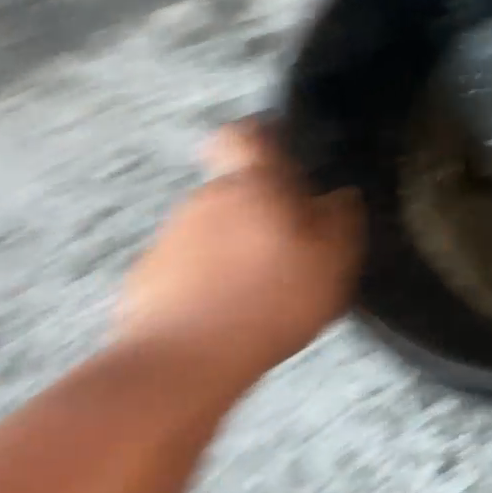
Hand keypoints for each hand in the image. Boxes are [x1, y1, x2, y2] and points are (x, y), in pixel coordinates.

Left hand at [116, 119, 363, 380]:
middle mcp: (205, 200)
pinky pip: (197, 261)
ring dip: (246, 244)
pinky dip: (220, 274)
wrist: (185, 359)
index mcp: (252, 187)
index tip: (287, 148)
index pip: (245, 135)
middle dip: (268, 207)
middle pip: (238, 187)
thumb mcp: (335, 260)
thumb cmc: (275, 298)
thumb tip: (340, 196)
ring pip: (219, 226)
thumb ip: (341, 220)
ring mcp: (171, 237)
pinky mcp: (151, 274)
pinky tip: (244, 307)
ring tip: (277, 283)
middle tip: (305, 241)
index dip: (264, 133)